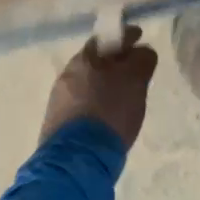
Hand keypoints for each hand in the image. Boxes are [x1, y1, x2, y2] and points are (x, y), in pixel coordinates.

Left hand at [39, 26, 158, 147]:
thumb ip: (142, 59)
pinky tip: (108, 118)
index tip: (140, 38)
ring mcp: (58, 103)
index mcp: (83, 58)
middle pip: (96, 63)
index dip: (126, 37)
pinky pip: (82, 106)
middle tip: (135, 72)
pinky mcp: (57, 127)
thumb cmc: (110, 111)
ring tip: (124, 99)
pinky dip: (97, 106)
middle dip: (115, 64)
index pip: (107, 38)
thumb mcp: (136, 79)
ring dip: (105, 86)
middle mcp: (67, 75)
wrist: (77, 162)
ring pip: (88, 85)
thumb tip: (142, 52)